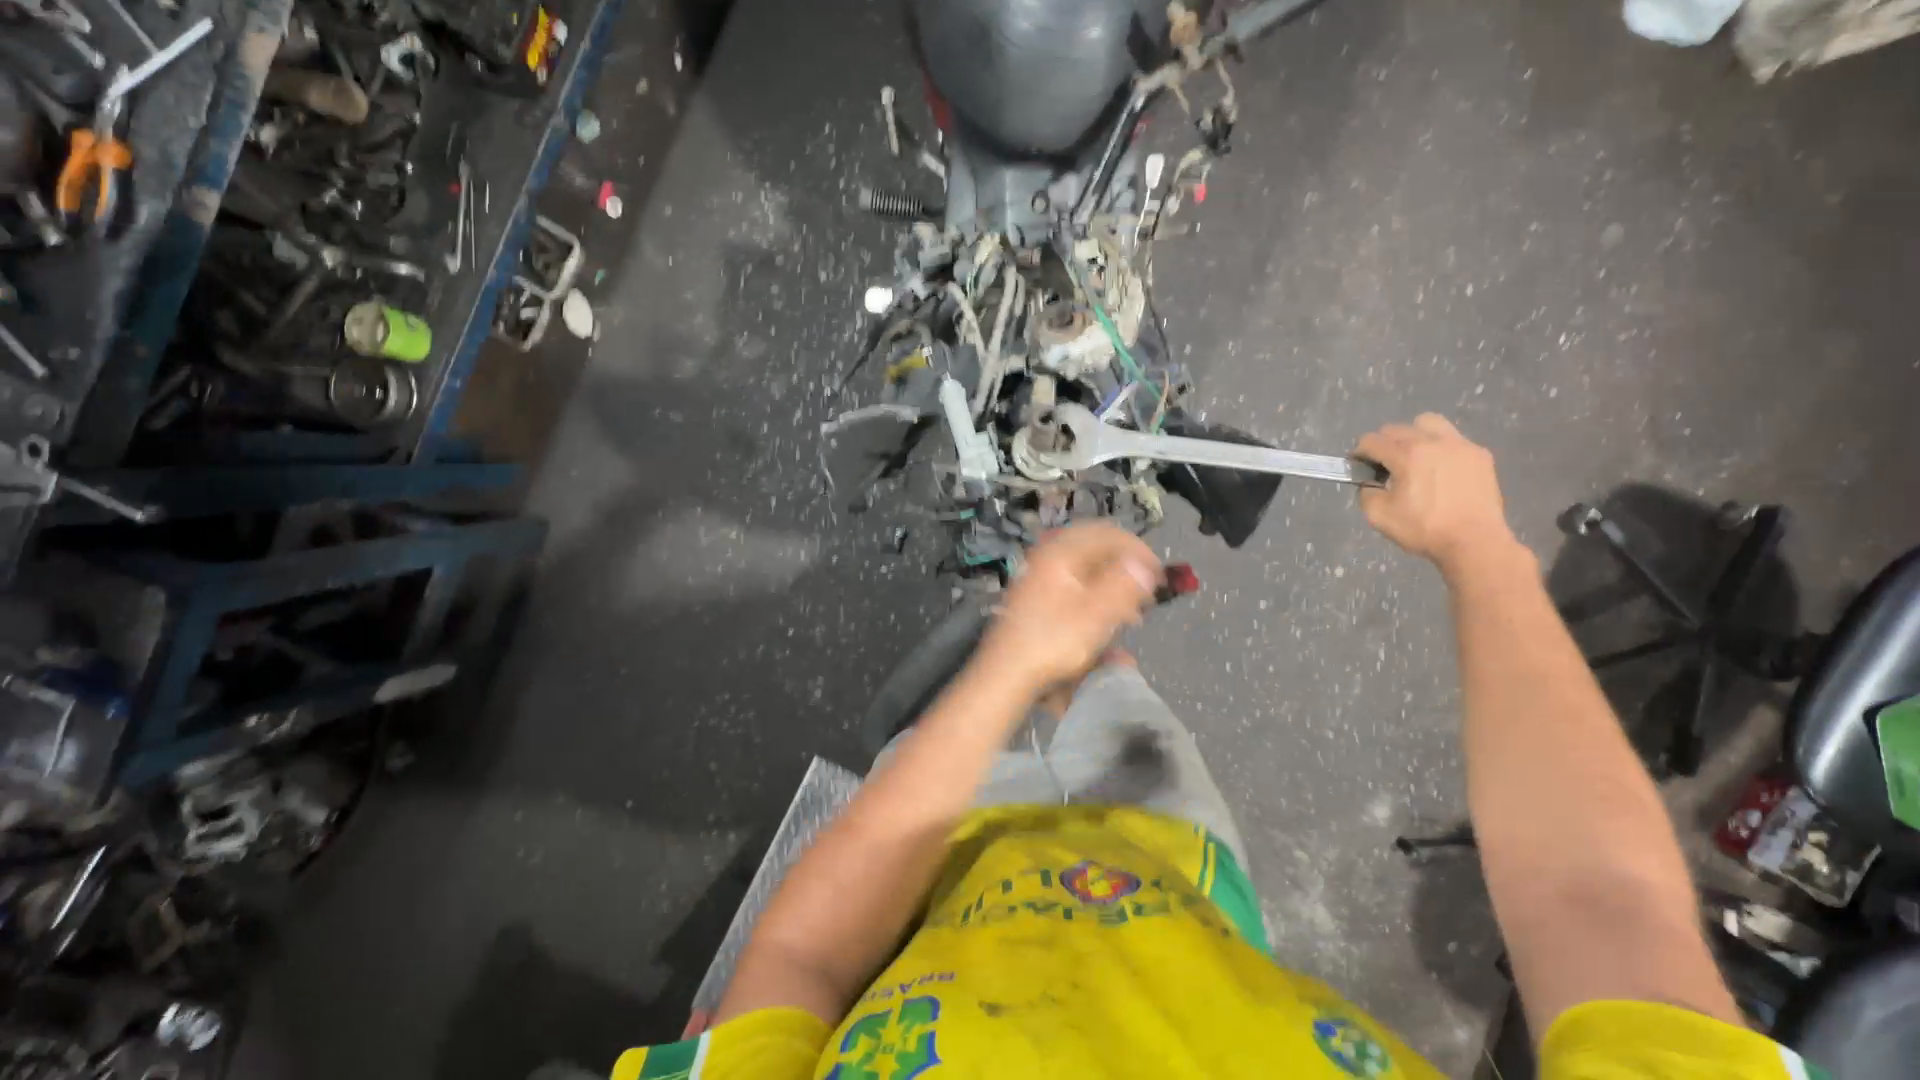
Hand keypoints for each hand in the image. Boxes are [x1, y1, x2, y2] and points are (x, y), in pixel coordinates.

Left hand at [973, 523, 1161, 694]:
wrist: (1006, 676)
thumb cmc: (1053, 641)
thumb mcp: (1097, 613)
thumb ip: (1124, 584)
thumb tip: (1144, 563)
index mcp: (1060, 554)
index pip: (1106, 534)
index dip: (1137, 549)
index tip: (1158, 573)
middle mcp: (1046, 561)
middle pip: (1095, 554)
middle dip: (1125, 572)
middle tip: (1146, 594)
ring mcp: (1037, 583)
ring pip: (1085, 576)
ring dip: (1112, 592)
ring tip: (1131, 616)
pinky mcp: (1035, 606)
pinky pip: (1073, 595)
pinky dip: (1095, 606)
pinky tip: (1105, 628)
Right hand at [1355, 414, 1517, 572]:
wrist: (1475, 542)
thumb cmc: (1425, 529)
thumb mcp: (1379, 517)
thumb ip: (1366, 493)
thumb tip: (1370, 483)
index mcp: (1406, 455)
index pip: (1371, 441)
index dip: (1359, 453)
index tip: (1359, 466)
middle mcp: (1433, 441)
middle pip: (1397, 429)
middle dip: (1384, 444)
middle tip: (1385, 467)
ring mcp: (1460, 445)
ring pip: (1428, 423)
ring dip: (1414, 436)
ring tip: (1415, 458)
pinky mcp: (1480, 454)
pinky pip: (1453, 440)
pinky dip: (1440, 448)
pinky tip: (1441, 470)